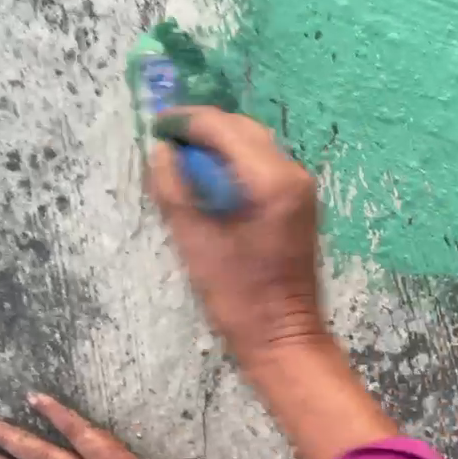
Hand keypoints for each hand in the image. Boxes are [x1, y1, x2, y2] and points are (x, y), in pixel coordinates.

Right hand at [147, 108, 331, 369]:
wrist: (285, 336)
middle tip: (167, 146)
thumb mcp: (196, 243)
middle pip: (243, 129)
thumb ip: (176, 191)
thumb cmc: (239, 298)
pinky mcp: (300, 204)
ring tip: (185, 164)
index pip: (222, 128)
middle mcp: (293, 175)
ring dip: (220, 146)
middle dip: (204, 130)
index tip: (155, 129)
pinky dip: (237, 164)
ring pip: (255, 144)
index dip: (185, 122)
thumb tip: (162, 152)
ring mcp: (302, 189)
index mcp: (271, 182)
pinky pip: (265, 166)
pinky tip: (213, 184)